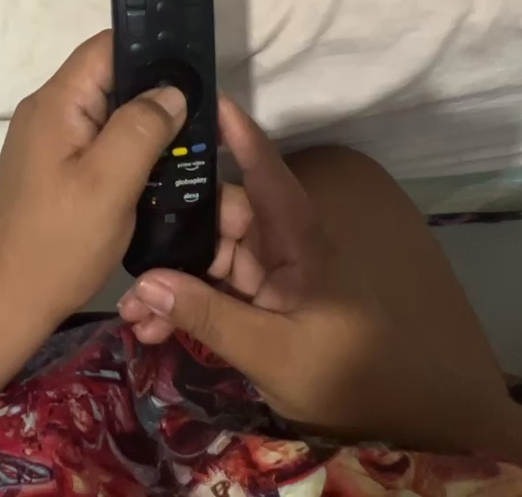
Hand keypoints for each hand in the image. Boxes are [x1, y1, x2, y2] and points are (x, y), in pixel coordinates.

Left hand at [0, 31, 187, 332]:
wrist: (5, 298)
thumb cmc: (58, 242)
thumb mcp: (108, 183)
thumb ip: (141, 129)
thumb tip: (171, 91)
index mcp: (57, 102)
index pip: (105, 48)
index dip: (150, 50)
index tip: (194, 72)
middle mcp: (49, 111)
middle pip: (109, 79)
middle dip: (156, 92)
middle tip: (204, 116)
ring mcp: (49, 140)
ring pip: (108, 113)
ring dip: (146, 126)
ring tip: (191, 144)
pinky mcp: (54, 167)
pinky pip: (98, 142)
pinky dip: (129, 150)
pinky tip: (159, 171)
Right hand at [116, 97, 507, 450]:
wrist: (396, 426)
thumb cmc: (349, 378)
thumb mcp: (274, 353)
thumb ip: (209, 316)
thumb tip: (144, 284)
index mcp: (297, 239)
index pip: (264, 171)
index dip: (237, 133)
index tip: (203, 96)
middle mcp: (277, 243)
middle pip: (216, 216)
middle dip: (168, 239)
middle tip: (124, 262)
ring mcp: (265, 272)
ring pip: (204, 256)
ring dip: (167, 281)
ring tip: (133, 314)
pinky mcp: (256, 299)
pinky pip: (209, 287)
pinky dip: (181, 305)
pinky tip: (150, 328)